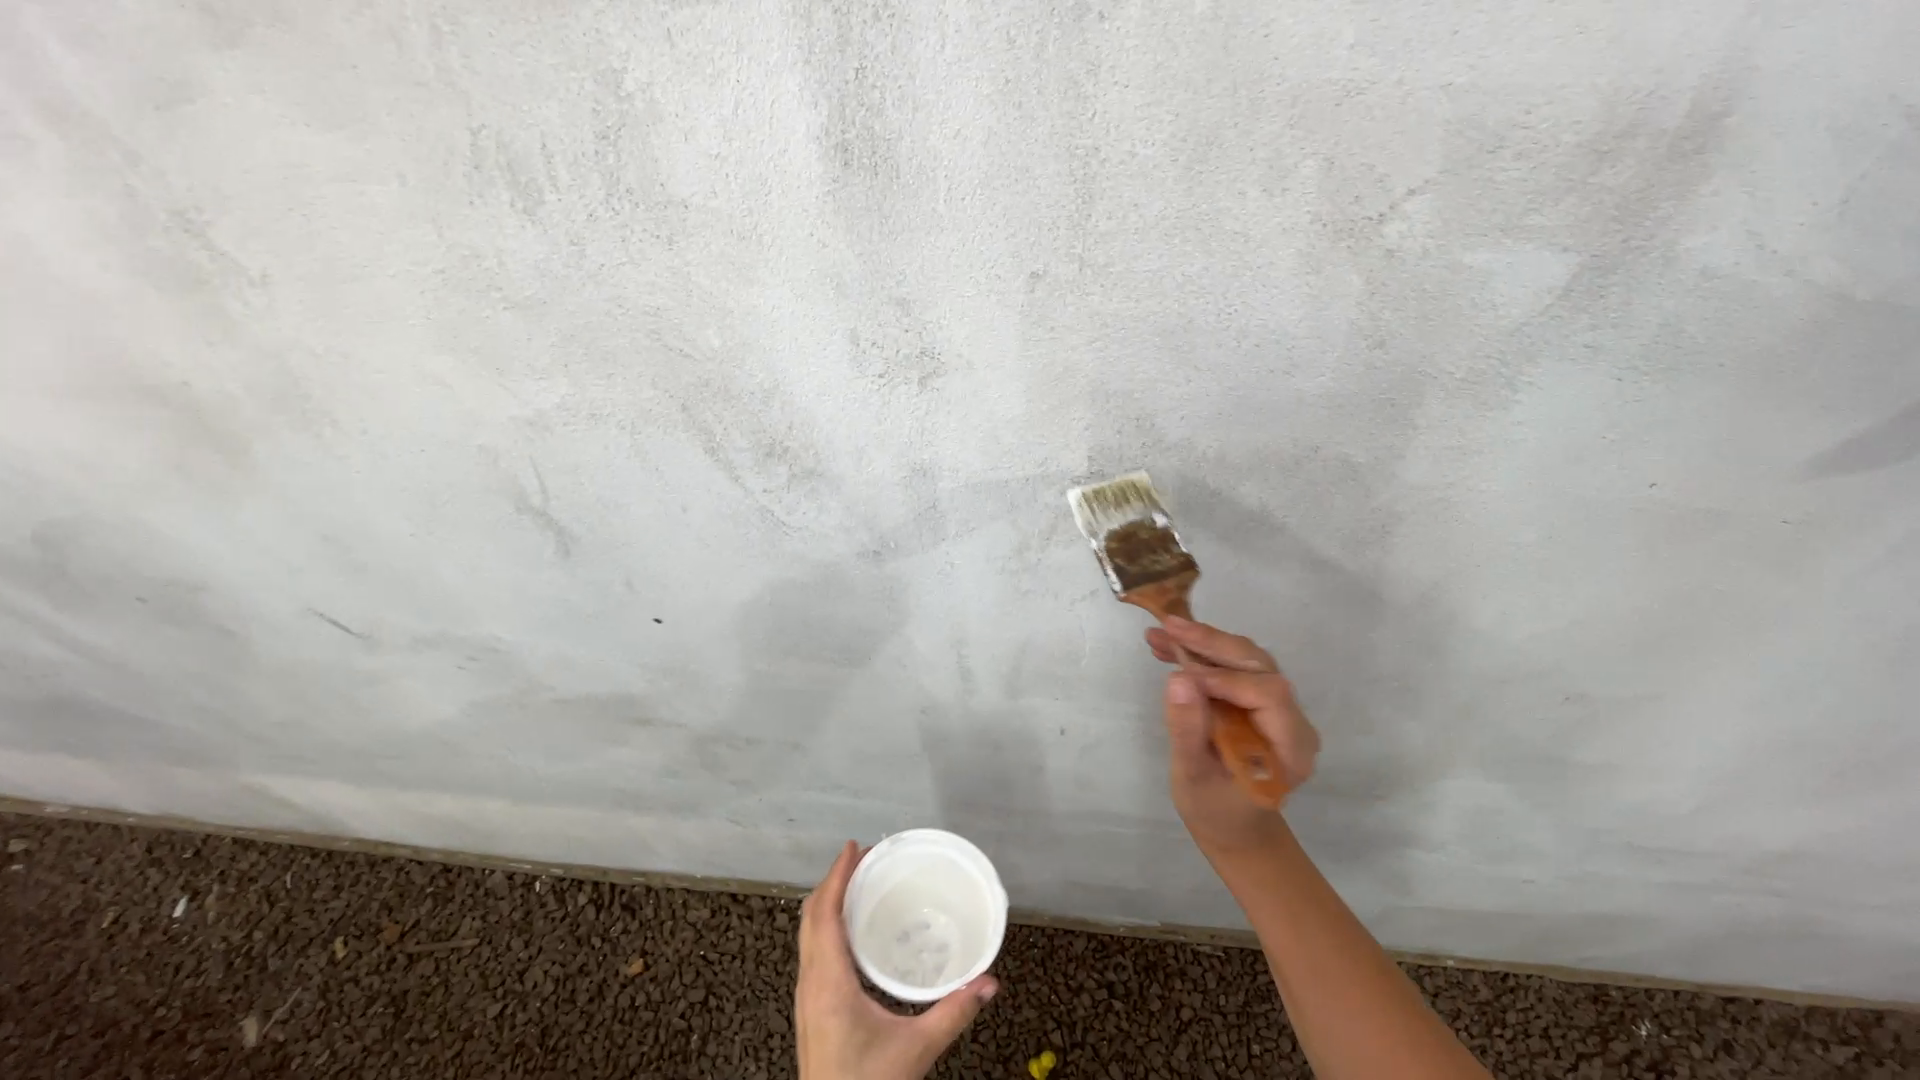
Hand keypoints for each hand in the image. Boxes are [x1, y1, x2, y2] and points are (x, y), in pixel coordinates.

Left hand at [796, 842, 998, 1079]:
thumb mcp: (916, 1049)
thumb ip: (953, 1013)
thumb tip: (990, 982)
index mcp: (829, 982)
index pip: (825, 913)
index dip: (838, 876)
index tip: (855, 847)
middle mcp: (810, 982)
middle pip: (811, 916)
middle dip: (835, 881)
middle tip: (864, 858)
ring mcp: (805, 996)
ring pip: (807, 934)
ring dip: (828, 902)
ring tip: (857, 885)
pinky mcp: (809, 1008)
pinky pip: (812, 951)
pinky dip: (827, 926)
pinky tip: (851, 933)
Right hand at [1146, 617, 1319, 856]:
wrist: (1233, 828)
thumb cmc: (1215, 812)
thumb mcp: (1193, 776)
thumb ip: (1188, 729)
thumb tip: (1178, 679)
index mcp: (1290, 747)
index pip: (1267, 694)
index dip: (1224, 678)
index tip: (1179, 673)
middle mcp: (1293, 722)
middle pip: (1260, 666)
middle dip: (1213, 644)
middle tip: (1168, 627)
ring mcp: (1280, 710)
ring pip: (1247, 661)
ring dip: (1205, 644)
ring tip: (1161, 634)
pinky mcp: (1260, 704)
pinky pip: (1236, 670)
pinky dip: (1205, 657)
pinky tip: (1171, 649)